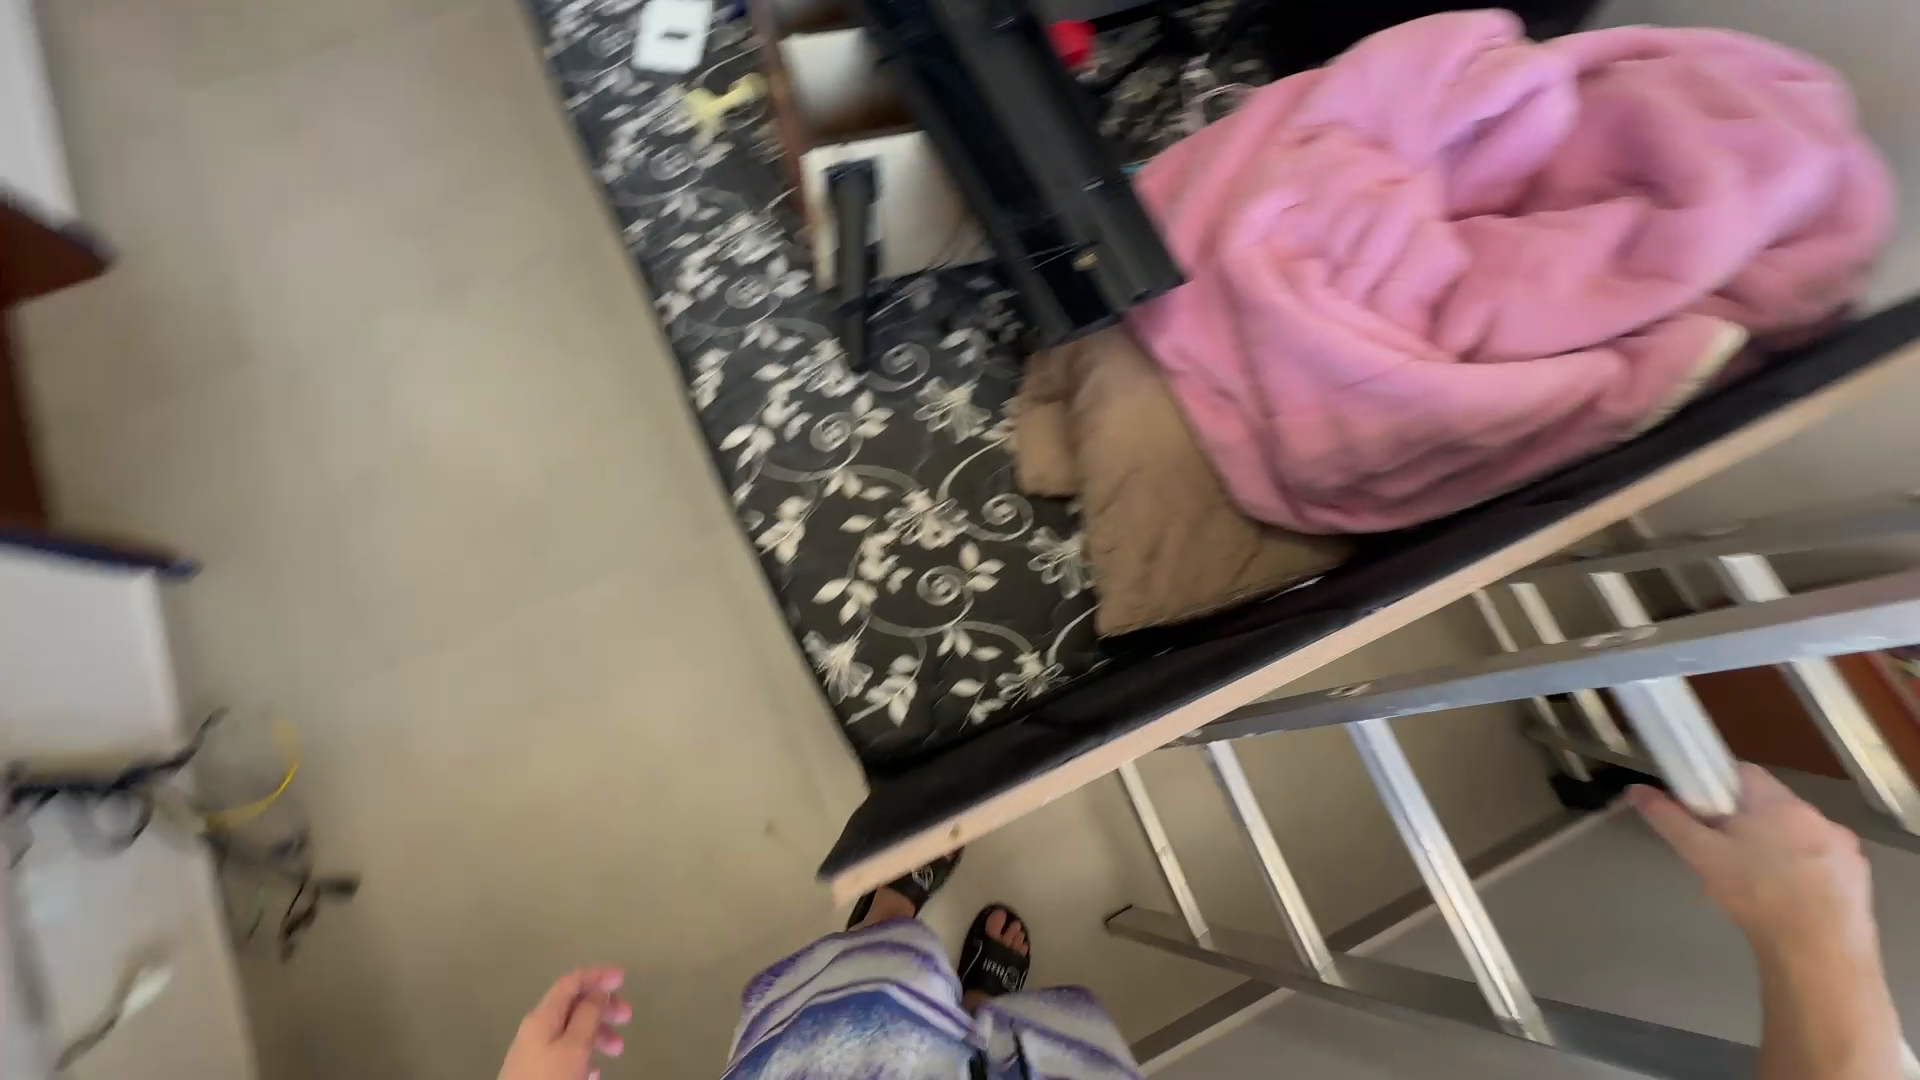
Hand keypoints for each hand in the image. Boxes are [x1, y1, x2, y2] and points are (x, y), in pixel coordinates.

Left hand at [498, 967, 631, 1079]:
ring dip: (598, 1034)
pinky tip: (594, 1072)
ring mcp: (533, 1052)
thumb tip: (598, 991)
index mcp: (543, 1016)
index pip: (572, 980)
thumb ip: (589, 1013)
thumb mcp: (575, 1046)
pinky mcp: (534, 1074)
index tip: (623, 979)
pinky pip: (565, 1054)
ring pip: (572, 1031)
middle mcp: (536, 1029)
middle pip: (575, 1005)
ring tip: (616, 1051)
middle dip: (604, 1007)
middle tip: (627, 1017)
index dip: (599, 974)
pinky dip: (584, 1055)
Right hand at [1629, 764, 1875, 954]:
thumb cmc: (1755, 893)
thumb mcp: (1698, 851)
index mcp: (1783, 806)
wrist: (1818, 953)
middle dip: (1739, 817)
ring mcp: (1846, 852)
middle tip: (1715, 843)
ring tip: (1746, 871)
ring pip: (1791, 832)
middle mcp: (1821, 821)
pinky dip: (1794, 864)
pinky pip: (1815, 857)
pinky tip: (1778, 890)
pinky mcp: (1859, 879)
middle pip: (1767, 803)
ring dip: (1768, 841)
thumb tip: (1636, 790)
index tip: (1697, 805)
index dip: (1714, 782)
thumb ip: (1666, 816)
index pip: (1742, 772)